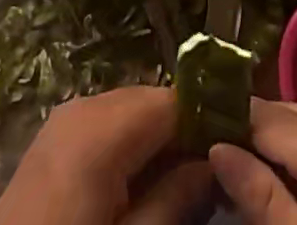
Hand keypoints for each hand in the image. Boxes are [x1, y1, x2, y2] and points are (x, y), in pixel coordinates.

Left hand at [0, 87, 213, 224]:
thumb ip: (176, 198)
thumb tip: (215, 163)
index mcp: (102, 129)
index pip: (173, 100)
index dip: (210, 115)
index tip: (240, 140)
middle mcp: (84, 106)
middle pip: (152, 99)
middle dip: (186, 125)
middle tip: (218, 163)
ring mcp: (65, 116)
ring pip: (132, 107)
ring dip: (161, 132)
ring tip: (187, 173)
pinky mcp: (56, 134)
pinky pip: (108, 121)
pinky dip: (134, 138)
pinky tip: (146, 174)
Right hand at [210, 99, 296, 224]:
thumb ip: (260, 198)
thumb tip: (216, 148)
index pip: (255, 114)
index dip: (220, 125)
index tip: (189, 144)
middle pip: (277, 115)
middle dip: (246, 138)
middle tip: (216, 175)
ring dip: (273, 149)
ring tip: (250, 187)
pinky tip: (292, 192)